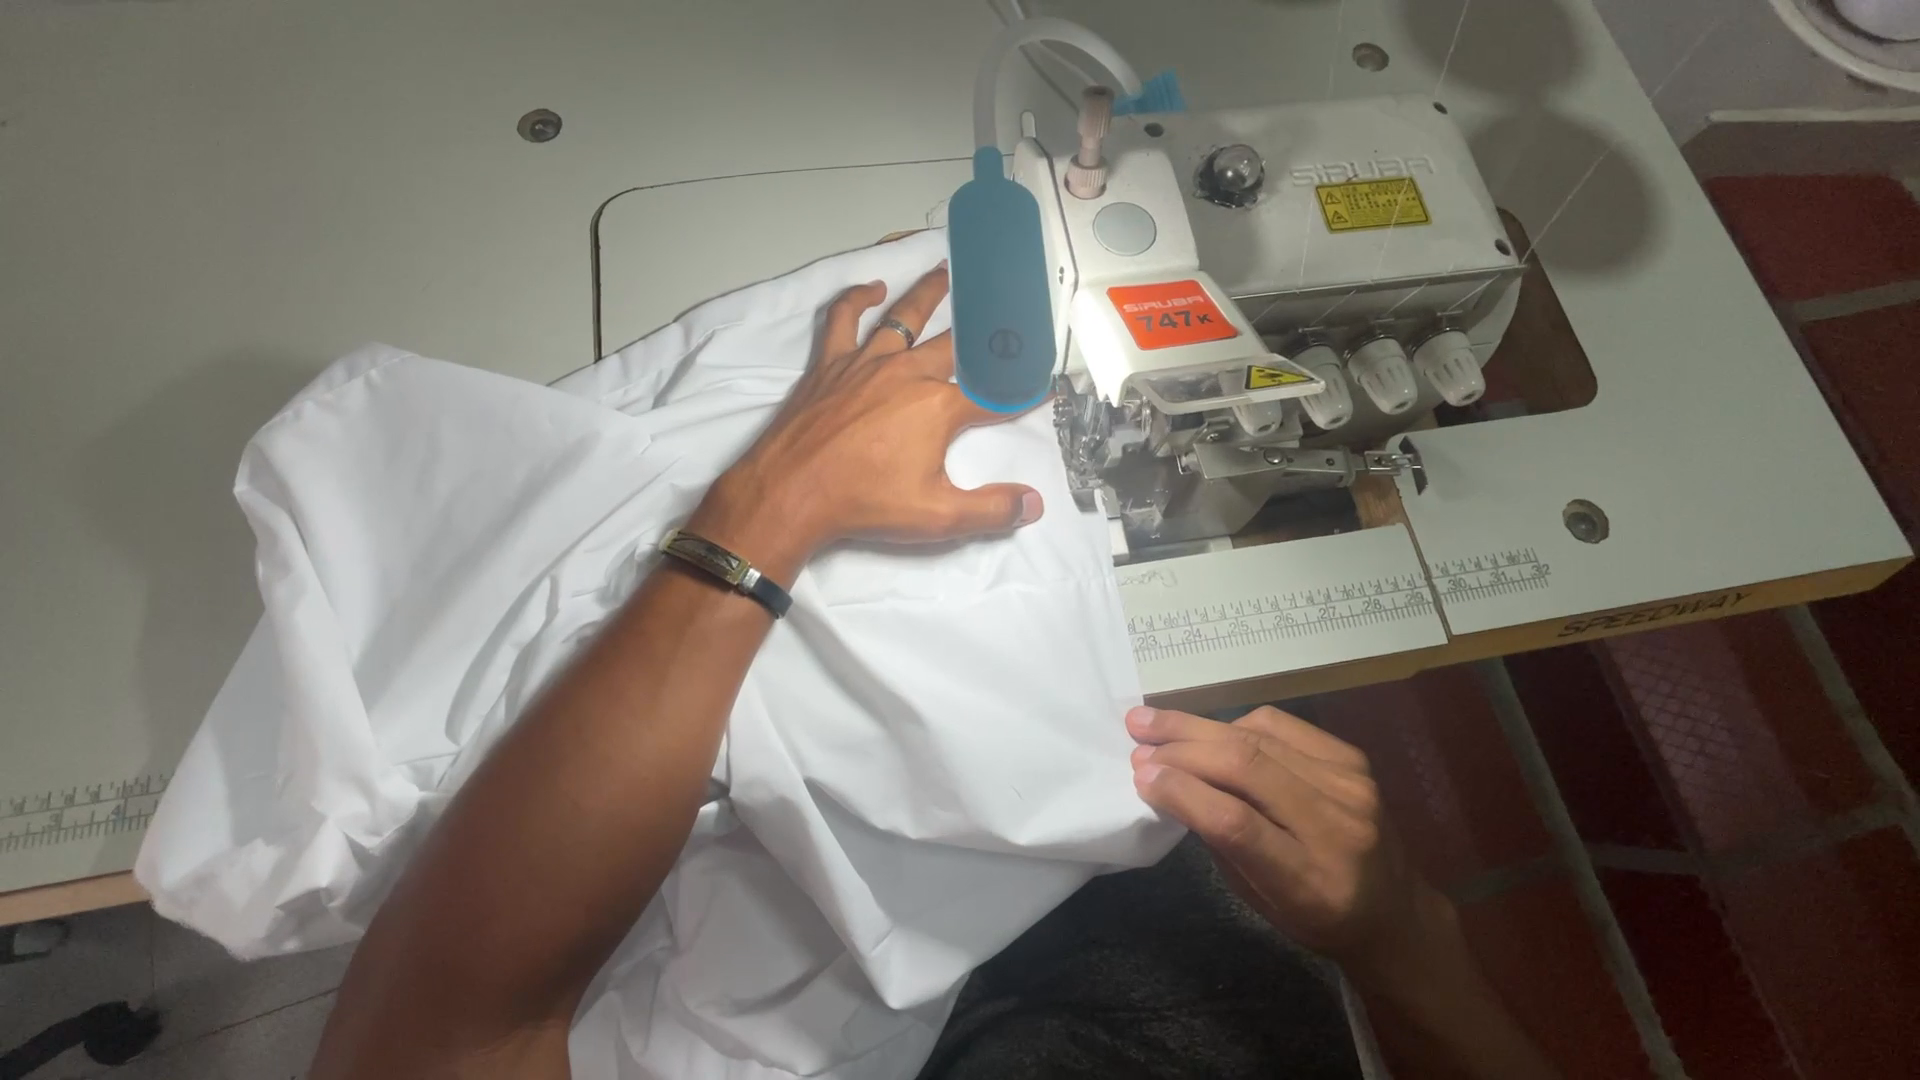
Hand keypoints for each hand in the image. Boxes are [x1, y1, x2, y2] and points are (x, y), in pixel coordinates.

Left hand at [687, 264, 1042, 582]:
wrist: (791, 492)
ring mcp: (867, 363)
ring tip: (946, 272)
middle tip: (1008, 310)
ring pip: (905, 317)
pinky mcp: (830, 364)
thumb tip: (1034, 504)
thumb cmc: (866, 504)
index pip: (995, 396)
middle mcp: (908, 373)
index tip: (1046, 384)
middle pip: (956, 344)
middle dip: (987, 328)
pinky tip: (871, 289)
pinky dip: (858, 299)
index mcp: (938, 407)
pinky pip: (844, 319)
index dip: (1024, 393)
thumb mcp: (938, 517)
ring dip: (930, 293)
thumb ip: (991, 510)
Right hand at [1126, 705, 1448, 974]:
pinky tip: (1210, 731)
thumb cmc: (1315, 916)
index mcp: (1310, 880)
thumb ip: (1217, 839)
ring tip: (1156, 722)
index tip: (1139, 775)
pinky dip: (1234, 723)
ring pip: (1257, 735)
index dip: (1181, 791)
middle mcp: (1336, 824)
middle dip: (1181, 747)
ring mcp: (1349, 784)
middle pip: (1245, 765)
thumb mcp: (1258, 897)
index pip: (1235, 822)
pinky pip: (1278, 724)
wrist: (1396, 911)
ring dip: (1197, 726)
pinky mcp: (1351, 757)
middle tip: (1136, 737)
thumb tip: (1165, 780)